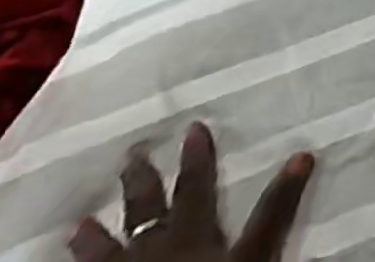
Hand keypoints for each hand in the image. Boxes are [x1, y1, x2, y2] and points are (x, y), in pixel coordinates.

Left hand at [69, 123, 314, 261]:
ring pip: (104, 254)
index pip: (198, 187)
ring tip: (78, 225)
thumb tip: (305, 154)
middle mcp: (150, 250)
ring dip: (92, 239)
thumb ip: (276, 211)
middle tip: (130, 152)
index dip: (199, 157)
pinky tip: (69, 259)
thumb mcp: (254, 260)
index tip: (194, 125)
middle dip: (140, 181)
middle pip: (146, 210)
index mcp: (189, 234)